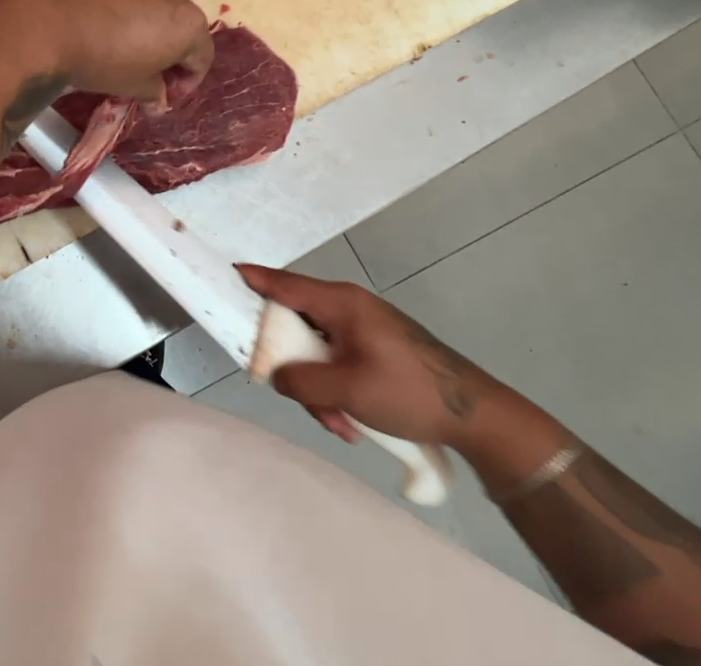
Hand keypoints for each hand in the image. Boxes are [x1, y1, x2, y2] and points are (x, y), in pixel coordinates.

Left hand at [0, 0, 213, 103]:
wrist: (51, 22)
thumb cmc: (104, 60)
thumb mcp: (133, 85)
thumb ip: (154, 93)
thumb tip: (159, 101)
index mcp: (189, 25)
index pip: (202, 59)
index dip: (187, 84)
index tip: (166, 99)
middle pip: (184, 31)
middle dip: (172, 58)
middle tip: (151, 81)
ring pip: (160, 12)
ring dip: (152, 36)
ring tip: (128, 58)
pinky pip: (134, 1)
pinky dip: (131, 19)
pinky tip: (108, 35)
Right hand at [235, 264, 500, 447]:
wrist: (479, 417)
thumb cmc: (411, 393)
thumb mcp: (347, 389)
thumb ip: (299, 381)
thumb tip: (277, 376)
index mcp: (342, 304)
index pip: (283, 283)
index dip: (251, 280)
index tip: (221, 276)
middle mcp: (349, 308)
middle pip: (295, 325)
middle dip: (293, 366)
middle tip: (300, 397)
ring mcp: (363, 329)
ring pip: (315, 350)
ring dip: (317, 387)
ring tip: (339, 423)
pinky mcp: (374, 349)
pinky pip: (336, 362)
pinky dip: (335, 389)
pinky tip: (351, 420)